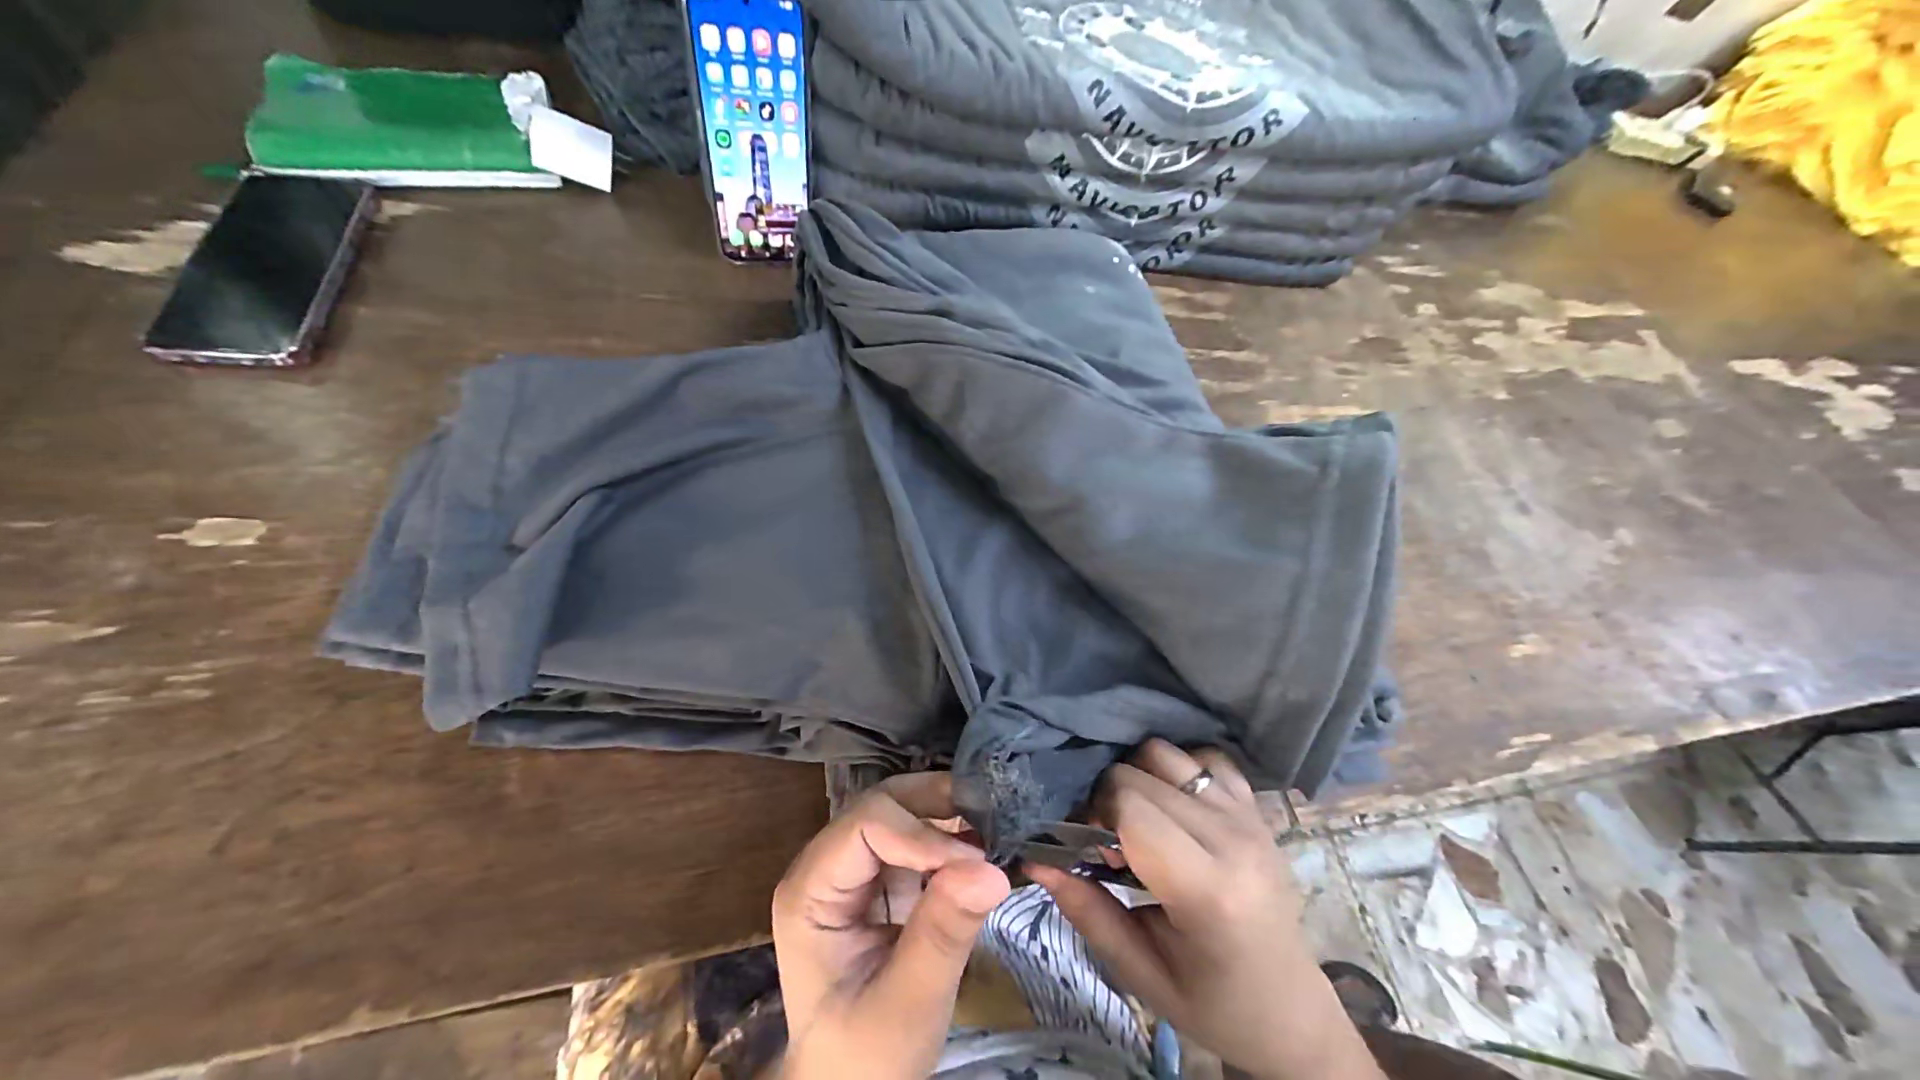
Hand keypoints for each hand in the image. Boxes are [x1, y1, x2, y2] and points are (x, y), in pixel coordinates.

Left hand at [772, 772, 1010, 1079]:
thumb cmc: (866, 1055)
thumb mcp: (907, 1006)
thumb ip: (942, 936)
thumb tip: (989, 870)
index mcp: (810, 892)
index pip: (864, 827)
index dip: (919, 833)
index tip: (973, 861)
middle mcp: (825, 866)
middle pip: (879, 805)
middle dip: (935, 805)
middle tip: (991, 817)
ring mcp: (853, 870)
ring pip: (900, 811)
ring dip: (945, 813)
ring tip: (993, 827)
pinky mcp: (881, 880)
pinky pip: (915, 838)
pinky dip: (949, 836)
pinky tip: (981, 848)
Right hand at [1028, 740, 1384, 1079]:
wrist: (1291, 1010)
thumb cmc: (1212, 1002)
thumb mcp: (1141, 972)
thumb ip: (1087, 910)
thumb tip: (1033, 859)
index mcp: (1207, 890)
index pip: (1130, 808)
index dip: (1093, 814)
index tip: (1086, 844)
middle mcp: (1233, 839)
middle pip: (1140, 773)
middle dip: (1106, 797)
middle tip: (1105, 839)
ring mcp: (1249, 816)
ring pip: (1166, 753)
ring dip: (1137, 777)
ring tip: (1136, 818)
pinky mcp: (1256, 808)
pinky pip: (1204, 757)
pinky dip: (1177, 769)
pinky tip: (1171, 804)